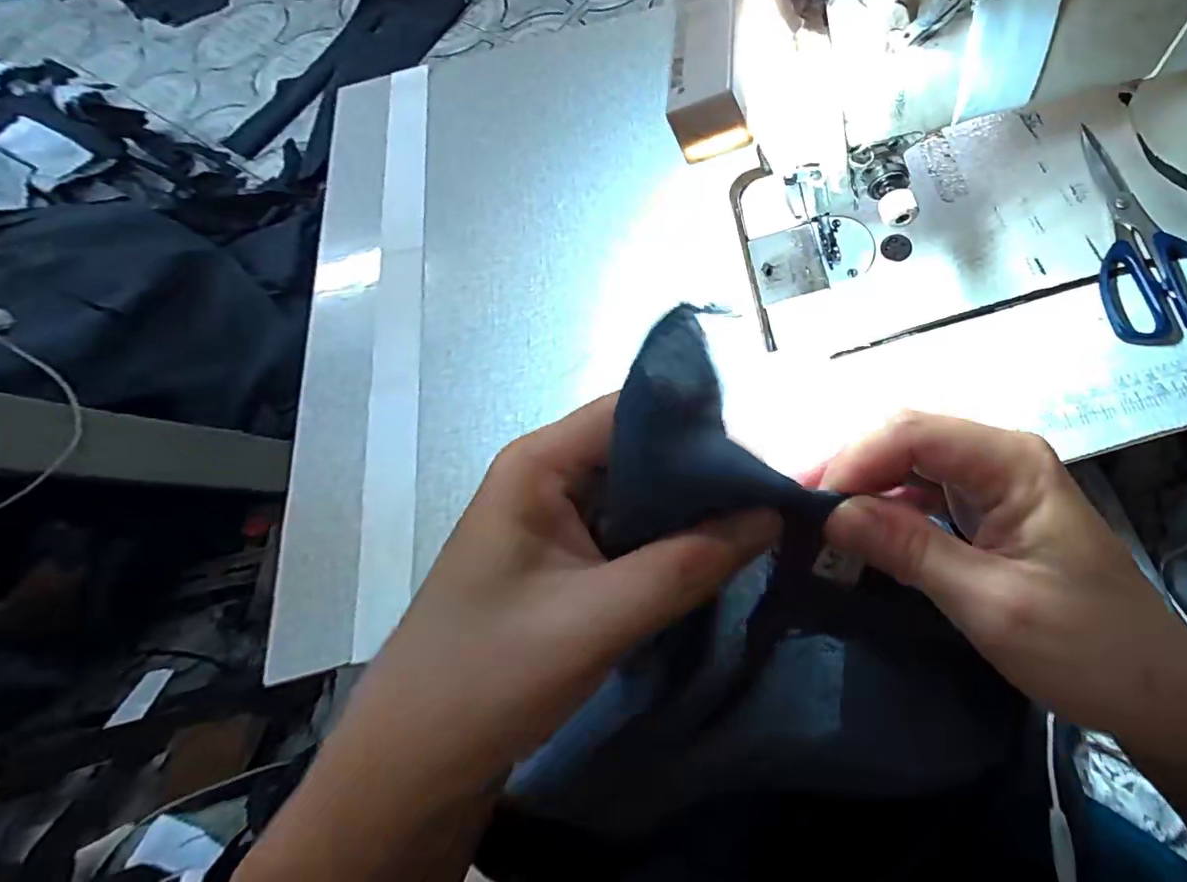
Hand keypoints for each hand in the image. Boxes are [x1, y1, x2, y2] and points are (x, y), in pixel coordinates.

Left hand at [341, 394, 780, 784]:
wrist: (410, 774)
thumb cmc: (487, 679)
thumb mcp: (598, 619)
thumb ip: (692, 563)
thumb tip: (776, 515)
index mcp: (541, 463)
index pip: (635, 410)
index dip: (701, 424)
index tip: (764, 455)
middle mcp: (555, 475)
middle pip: (647, 448)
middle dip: (710, 470)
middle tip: (776, 492)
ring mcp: (565, 517)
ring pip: (649, 492)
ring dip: (700, 507)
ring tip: (764, 516)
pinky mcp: (576, 557)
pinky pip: (642, 530)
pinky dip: (681, 538)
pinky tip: (723, 550)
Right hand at [815, 412, 1186, 752]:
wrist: (1155, 691)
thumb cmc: (1086, 648)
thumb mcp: (991, 604)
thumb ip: (910, 550)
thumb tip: (832, 515)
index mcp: (1011, 460)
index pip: (914, 432)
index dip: (856, 459)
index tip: (810, 506)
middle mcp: (1000, 456)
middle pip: (908, 439)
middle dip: (851, 469)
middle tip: (798, 511)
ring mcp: (994, 483)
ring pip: (910, 466)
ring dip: (864, 491)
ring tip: (813, 522)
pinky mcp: (988, 512)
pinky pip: (924, 497)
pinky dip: (888, 513)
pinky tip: (857, 536)